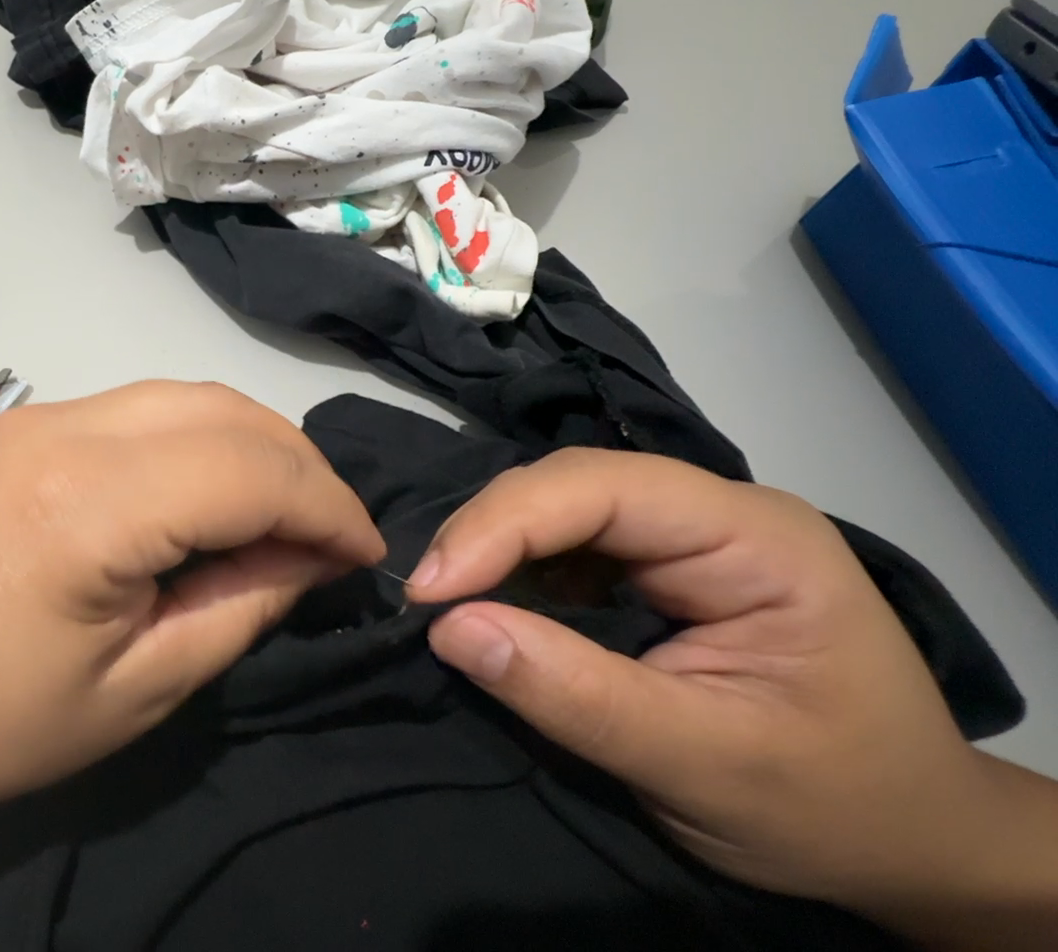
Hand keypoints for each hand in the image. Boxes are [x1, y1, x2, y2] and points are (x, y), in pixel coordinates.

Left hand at [0, 380, 385, 818]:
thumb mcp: (140, 685)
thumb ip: (241, 604)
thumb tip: (311, 556)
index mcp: (92, 502)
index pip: (252, 469)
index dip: (327, 507)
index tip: (363, 558)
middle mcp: (64, 430)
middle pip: (223, 410)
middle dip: (297, 466)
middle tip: (327, 538)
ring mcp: (35, 420)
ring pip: (183, 397)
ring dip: (248, 447)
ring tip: (280, 519)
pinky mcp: (20, 431)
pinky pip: (138, 411)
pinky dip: (195, 442)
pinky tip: (207, 497)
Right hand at [406, 449, 1057, 946]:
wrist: (901, 839)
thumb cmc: (830, 806)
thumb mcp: (704, 766)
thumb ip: (576, 695)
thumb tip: (448, 629)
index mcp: (756, 540)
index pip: (604, 490)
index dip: (503, 526)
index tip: (429, 594)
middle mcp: (713, 515)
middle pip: (569, 485)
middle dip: (486, 535)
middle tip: (425, 603)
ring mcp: (680, 537)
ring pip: (553, 508)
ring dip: (488, 551)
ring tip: (444, 607)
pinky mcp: (649, 568)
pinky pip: (558, 547)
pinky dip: (507, 573)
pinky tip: (487, 607)